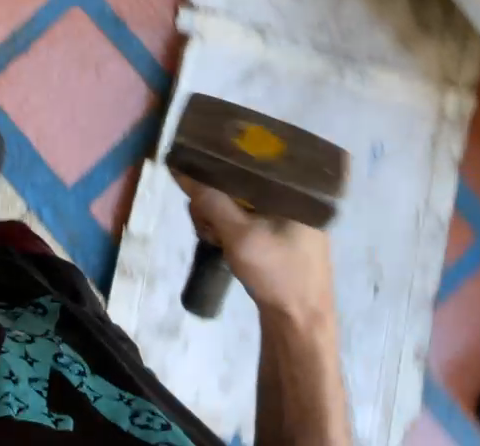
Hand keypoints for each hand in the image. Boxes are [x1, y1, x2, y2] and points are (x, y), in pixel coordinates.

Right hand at [175, 174, 335, 323]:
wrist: (300, 325)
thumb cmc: (278, 275)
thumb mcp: (239, 235)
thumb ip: (209, 200)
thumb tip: (178, 168)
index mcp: (295, 188)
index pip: (251, 154)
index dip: (220, 160)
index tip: (195, 169)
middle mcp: (292, 195)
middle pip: (239, 177)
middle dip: (214, 195)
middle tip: (206, 221)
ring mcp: (285, 215)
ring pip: (237, 197)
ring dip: (217, 212)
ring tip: (212, 235)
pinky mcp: (277, 232)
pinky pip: (244, 213)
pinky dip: (227, 223)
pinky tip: (219, 240)